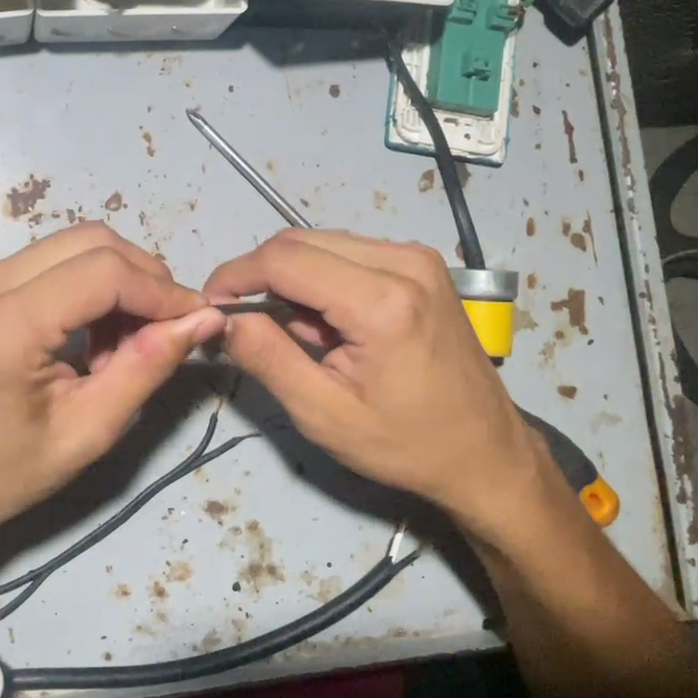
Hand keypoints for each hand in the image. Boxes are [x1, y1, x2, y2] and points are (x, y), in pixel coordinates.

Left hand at [0, 223, 223, 554]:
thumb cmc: (7, 472)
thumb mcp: (89, 431)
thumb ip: (147, 366)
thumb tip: (205, 318)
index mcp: (3, 329)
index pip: (102, 273)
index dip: (160, 290)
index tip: (198, 318)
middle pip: (91, 243)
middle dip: (143, 280)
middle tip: (165, 333)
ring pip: (75, 244)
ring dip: (118, 282)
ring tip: (124, 344)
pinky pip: (53, 259)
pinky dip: (90, 285)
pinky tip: (94, 334)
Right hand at [204, 229, 543, 532]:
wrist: (486, 454)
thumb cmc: (405, 444)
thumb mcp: (323, 414)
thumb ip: (266, 357)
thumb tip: (220, 316)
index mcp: (382, 300)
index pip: (283, 259)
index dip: (235, 275)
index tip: (210, 305)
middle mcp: (403, 261)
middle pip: (299, 242)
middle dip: (260, 277)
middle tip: (250, 327)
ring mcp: (417, 257)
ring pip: (321, 242)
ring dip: (292, 279)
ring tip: (298, 335)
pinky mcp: (421, 264)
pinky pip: (348, 252)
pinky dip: (320, 279)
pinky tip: (328, 323)